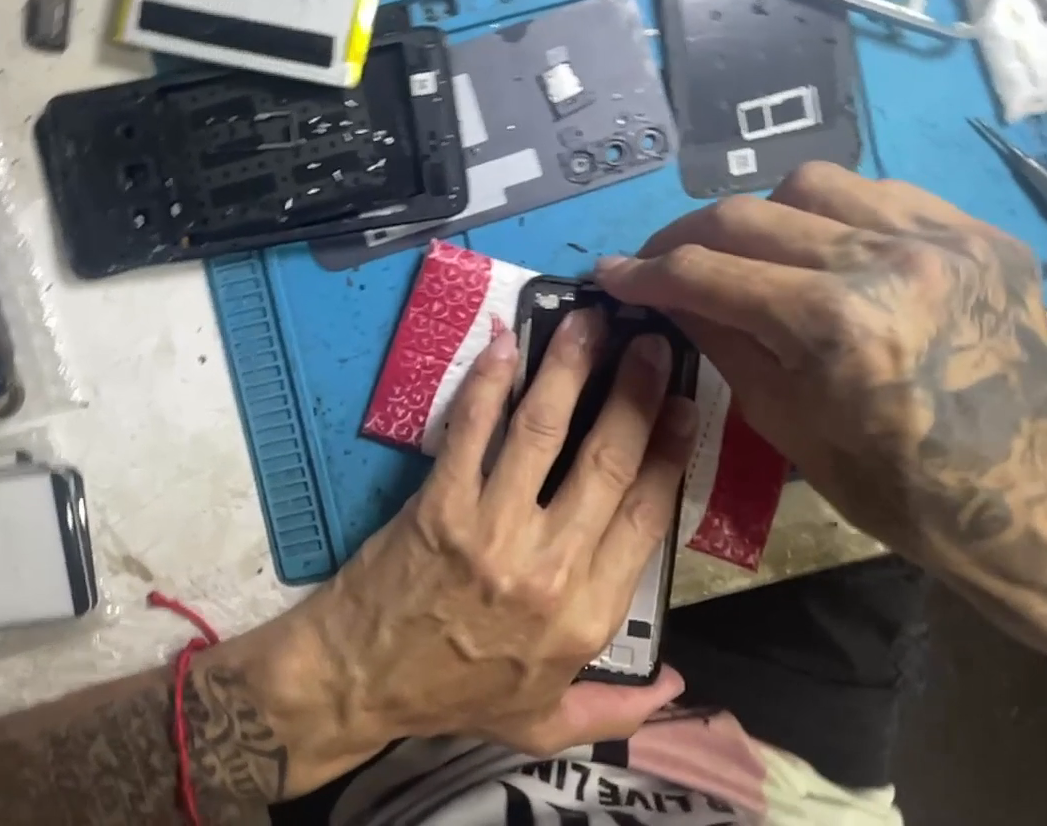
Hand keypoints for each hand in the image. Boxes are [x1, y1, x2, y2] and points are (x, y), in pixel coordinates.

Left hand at [284, 311, 696, 768]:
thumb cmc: (454, 694)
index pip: (648, 517)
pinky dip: (488, 384)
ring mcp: (491, 528)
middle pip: (608, 461)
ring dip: (568, 369)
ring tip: (587, 323)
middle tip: (649, 343)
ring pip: (543, 432)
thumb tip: (678, 687)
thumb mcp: (542, 721)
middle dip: (634, 393)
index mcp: (587, 615)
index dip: (670, 453)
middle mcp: (549, 566)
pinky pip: (471, 430)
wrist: (363, 681)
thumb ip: (616, 710)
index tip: (683, 407)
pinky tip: (505, 346)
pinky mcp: (439, 503)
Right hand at [594, 162, 1046, 696]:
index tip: (610, 274)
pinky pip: (877, 192)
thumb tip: (659, 292)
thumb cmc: (884, 481)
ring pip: (807, 183)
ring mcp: (943, 240)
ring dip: (757, 215)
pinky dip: (827, 213)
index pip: (707, 272)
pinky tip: (817, 246)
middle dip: (683, 237)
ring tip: (747, 251)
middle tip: (659, 262)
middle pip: (745, 216)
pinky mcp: (979, 235)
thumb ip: (715, 334)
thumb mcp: (775, 414)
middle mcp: (888, 263)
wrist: (1021, 500)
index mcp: (834, 325)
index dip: (644, 272)